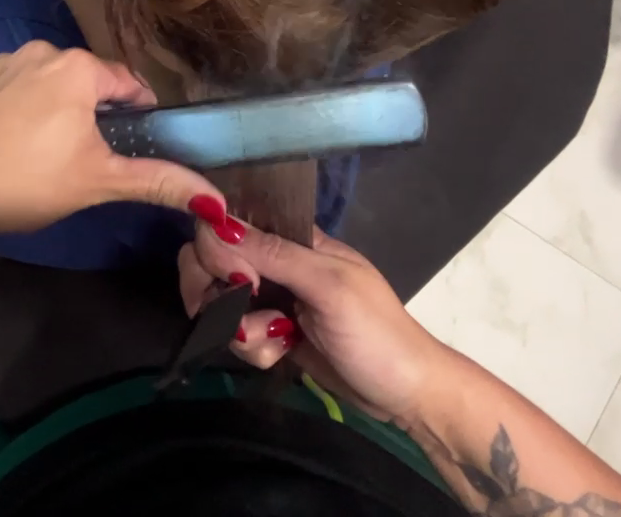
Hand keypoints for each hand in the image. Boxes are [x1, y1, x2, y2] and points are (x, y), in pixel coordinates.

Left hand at [0, 42, 223, 239]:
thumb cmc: (23, 180)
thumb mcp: (96, 183)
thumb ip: (156, 182)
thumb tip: (217, 199)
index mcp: (77, 68)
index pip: (128, 81)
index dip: (140, 111)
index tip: (138, 141)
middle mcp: (38, 51)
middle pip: (85, 80)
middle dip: (94, 112)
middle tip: (88, 157)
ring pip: (44, 82)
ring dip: (53, 108)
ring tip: (42, 154)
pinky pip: (6, 88)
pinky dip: (15, 109)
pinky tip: (3, 143)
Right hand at [178, 219, 449, 422]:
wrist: (407, 398)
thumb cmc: (377, 334)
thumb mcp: (329, 288)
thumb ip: (274, 254)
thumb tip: (216, 221)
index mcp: (292, 238)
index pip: (230, 222)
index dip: (218, 248)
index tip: (236, 279)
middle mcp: (275, 262)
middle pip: (212, 260)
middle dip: (217, 293)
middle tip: (241, 316)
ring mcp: (272, 298)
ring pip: (219, 300)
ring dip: (238, 327)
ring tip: (273, 342)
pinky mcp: (270, 332)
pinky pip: (235, 332)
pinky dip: (252, 348)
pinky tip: (280, 356)